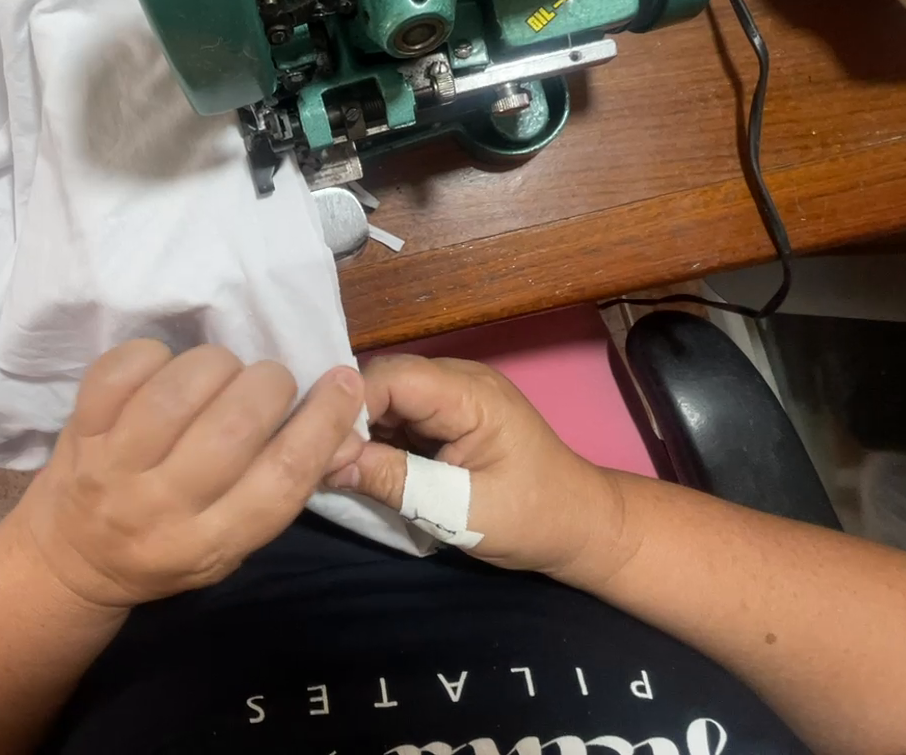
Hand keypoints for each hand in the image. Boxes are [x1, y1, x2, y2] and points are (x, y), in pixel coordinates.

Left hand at [5, 340, 365, 609]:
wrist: (71, 559)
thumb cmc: (166, 548)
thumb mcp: (229, 542)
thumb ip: (280, 488)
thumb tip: (344, 428)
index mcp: (212, 544)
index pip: (282, 480)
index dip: (322, 422)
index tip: (343, 381)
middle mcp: (161, 509)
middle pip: (232, 427)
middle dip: (267, 384)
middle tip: (269, 381)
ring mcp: (114, 467)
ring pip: (178, 392)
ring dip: (216, 364)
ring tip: (220, 371)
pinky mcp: (81, 429)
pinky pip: (120, 371)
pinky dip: (154, 354)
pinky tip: (165, 365)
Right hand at [328, 354, 624, 577]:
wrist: (583, 528)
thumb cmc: (532, 519)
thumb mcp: (460, 510)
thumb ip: (393, 480)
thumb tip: (326, 462)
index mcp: (468, 393)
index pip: (390, 378)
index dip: (349, 406)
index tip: (323, 448)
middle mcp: (454, 380)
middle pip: (381, 381)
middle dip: (348, 417)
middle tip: (321, 457)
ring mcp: (449, 394)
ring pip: (383, 396)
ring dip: (359, 429)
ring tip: (335, 462)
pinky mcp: (443, 413)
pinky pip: (396, 414)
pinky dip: (375, 437)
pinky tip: (360, 462)